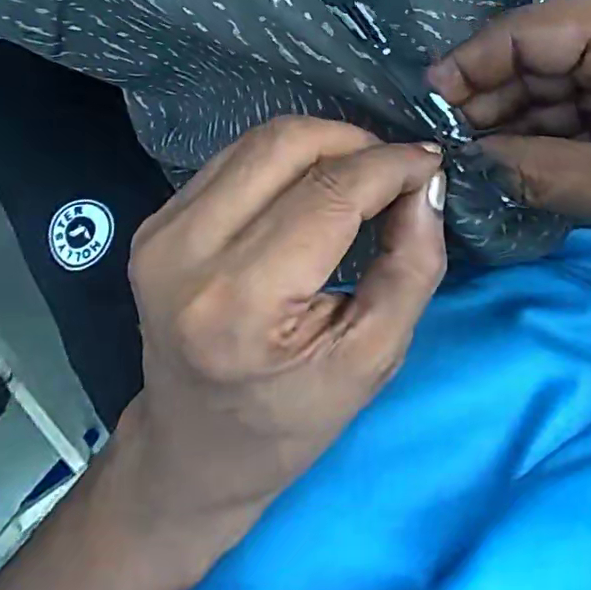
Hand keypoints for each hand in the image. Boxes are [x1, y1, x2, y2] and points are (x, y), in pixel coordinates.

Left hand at [112, 116, 447, 574]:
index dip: (392, 165)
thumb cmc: (293, 417)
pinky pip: (240, 156)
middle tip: (398, 175)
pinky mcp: (158, 220)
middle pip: (290, 144)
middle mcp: (186, 252)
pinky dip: (294, 158)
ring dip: (329, 144)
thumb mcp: (377, 356)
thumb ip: (413, 265)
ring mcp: (162, 231)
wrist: (193, 451)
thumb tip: (427, 183)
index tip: (432, 164)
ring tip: (364, 181)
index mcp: (241, 302)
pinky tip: (319, 190)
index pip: (331, 193)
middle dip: (361, 144)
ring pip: (264, 138)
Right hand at [427, 0, 590, 297]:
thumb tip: (469, 164)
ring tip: (477, 164)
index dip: (471, 67)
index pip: (532, 30)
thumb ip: (540, 172)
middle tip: (447, 150)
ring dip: (526, 123)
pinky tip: (525, 164)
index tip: (424, 107)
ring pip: (567, 85)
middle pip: (546, 54)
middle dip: (496, 102)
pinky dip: (560, 135)